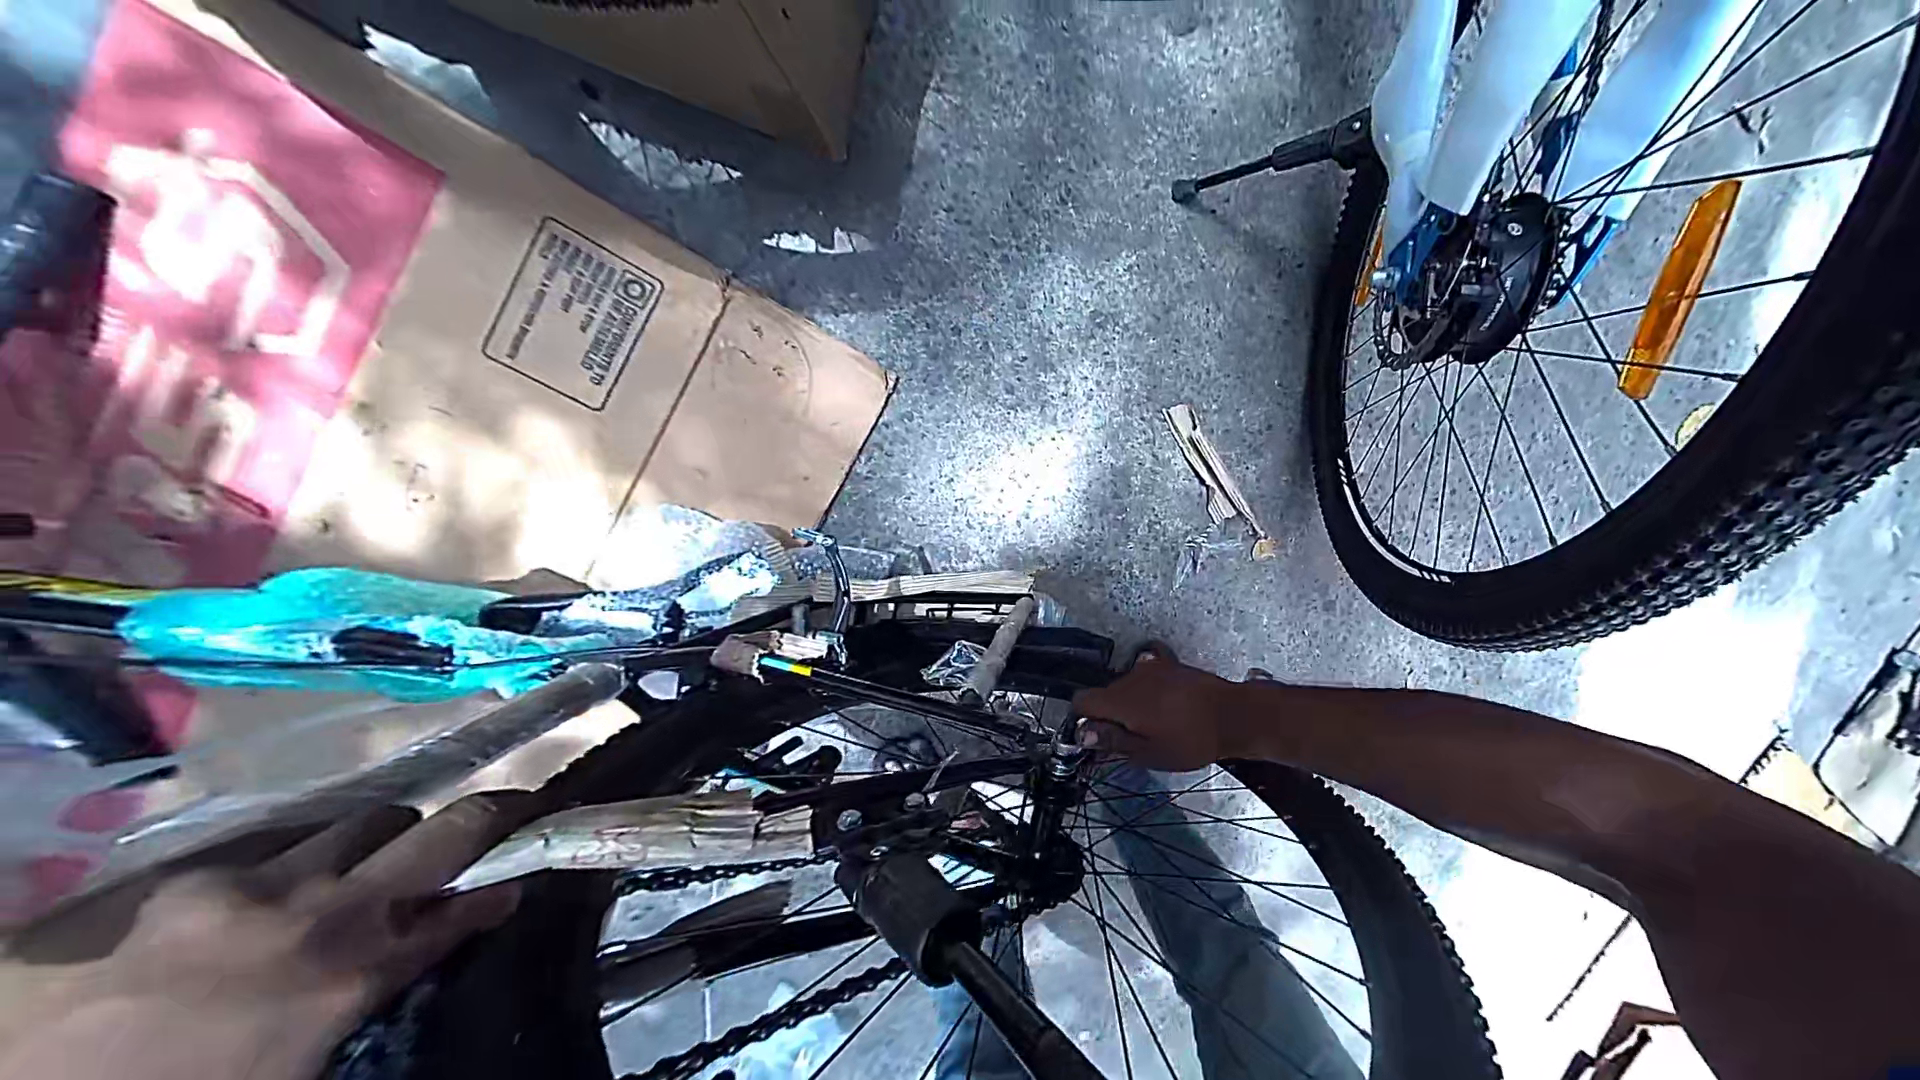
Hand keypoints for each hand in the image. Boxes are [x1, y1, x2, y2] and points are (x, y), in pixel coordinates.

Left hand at [0, 794, 528, 1079]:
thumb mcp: (309, 1056)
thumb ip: (387, 979)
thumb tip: (474, 915)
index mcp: (350, 975)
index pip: (470, 903)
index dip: (512, 870)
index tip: (532, 854)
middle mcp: (319, 913)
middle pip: (442, 830)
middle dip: (478, 824)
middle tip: (485, 828)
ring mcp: (249, 885)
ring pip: (364, 819)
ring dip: (380, 841)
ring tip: (357, 867)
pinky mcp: (178, 878)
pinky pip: (277, 836)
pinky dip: (299, 852)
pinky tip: (274, 881)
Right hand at [1072, 649, 1245, 770]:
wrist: (1234, 715)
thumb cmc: (1191, 740)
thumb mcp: (1149, 752)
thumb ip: (1113, 740)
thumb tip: (1082, 733)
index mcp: (1120, 699)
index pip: (1081, 701)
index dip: (1082, 720)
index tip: (1098, 737)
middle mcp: (1129, 677)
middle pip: (1103, 694)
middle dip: (1109, 715)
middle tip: (1131, 739)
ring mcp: (1150, 667)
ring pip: (1125, 686)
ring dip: (1130, 705)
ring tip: (1154, 726)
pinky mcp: (1168, 665)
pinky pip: (1145, 678)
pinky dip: (1147, 693)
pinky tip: (1165, 709)